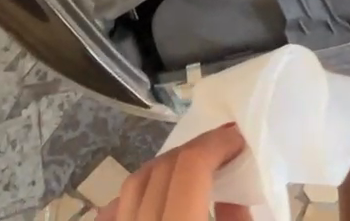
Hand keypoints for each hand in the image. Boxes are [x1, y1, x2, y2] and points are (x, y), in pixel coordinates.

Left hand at [97, 124, 251, 220]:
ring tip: (192, 170)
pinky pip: (110, 214)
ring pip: (131, 186)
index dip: (216, 143)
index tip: (239, 138)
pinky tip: (152, 200)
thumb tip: (235, 191)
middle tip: (223, 148)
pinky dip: (130, 198)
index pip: (191, 169)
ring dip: (164, 167)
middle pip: (161, 170)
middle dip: (194, 150)